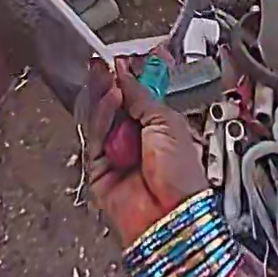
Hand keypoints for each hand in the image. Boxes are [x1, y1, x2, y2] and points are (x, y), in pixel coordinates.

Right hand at [79, 57, 209, 244]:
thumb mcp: (167, 122)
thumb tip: (123, 71)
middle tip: (105, 64)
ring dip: (105, 94)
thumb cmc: (182, 175)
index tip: (120, 60)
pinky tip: (111, 98)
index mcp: (159, 126)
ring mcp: (117, 150)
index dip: (128, 78)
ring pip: (102, 115)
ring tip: (107, 77)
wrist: (171, 215)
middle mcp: (136, 137)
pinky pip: (95, 133)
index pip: (137, 95)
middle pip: (115, 103)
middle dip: (111, 83)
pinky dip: (102, 113)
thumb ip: (140, 95)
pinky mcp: (99, 165)